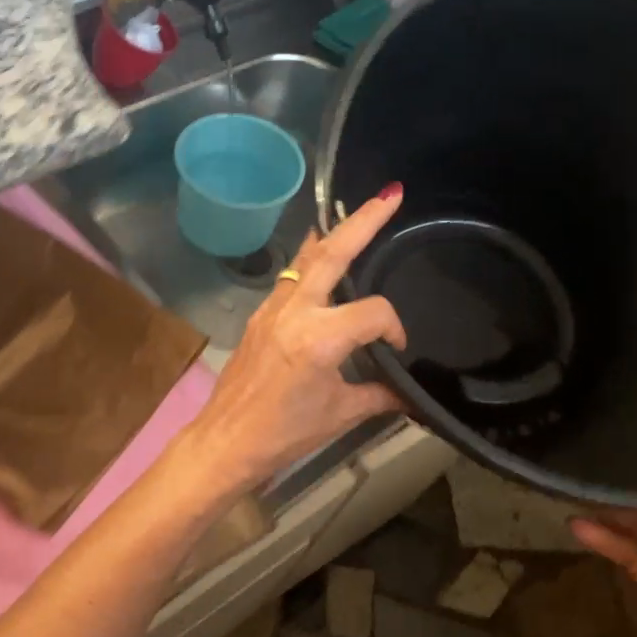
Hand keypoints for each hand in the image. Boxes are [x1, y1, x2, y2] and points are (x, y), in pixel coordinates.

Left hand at [180, 185, 409, 493]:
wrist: (226, 441)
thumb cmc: (285, 434)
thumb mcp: (341, 414)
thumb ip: (379, 395)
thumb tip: (410, 395)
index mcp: (320, 338)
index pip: (374, 313)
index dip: (394, 329)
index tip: (396, 351)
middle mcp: (295, 312)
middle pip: (332, 253)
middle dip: (363, 220)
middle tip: (390, 194)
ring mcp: (272, 309)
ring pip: (306, 259)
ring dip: (333, 233)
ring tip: (357, 211)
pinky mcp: (260, 316)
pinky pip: (291, 277)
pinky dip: (311, 260)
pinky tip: (322, 257)